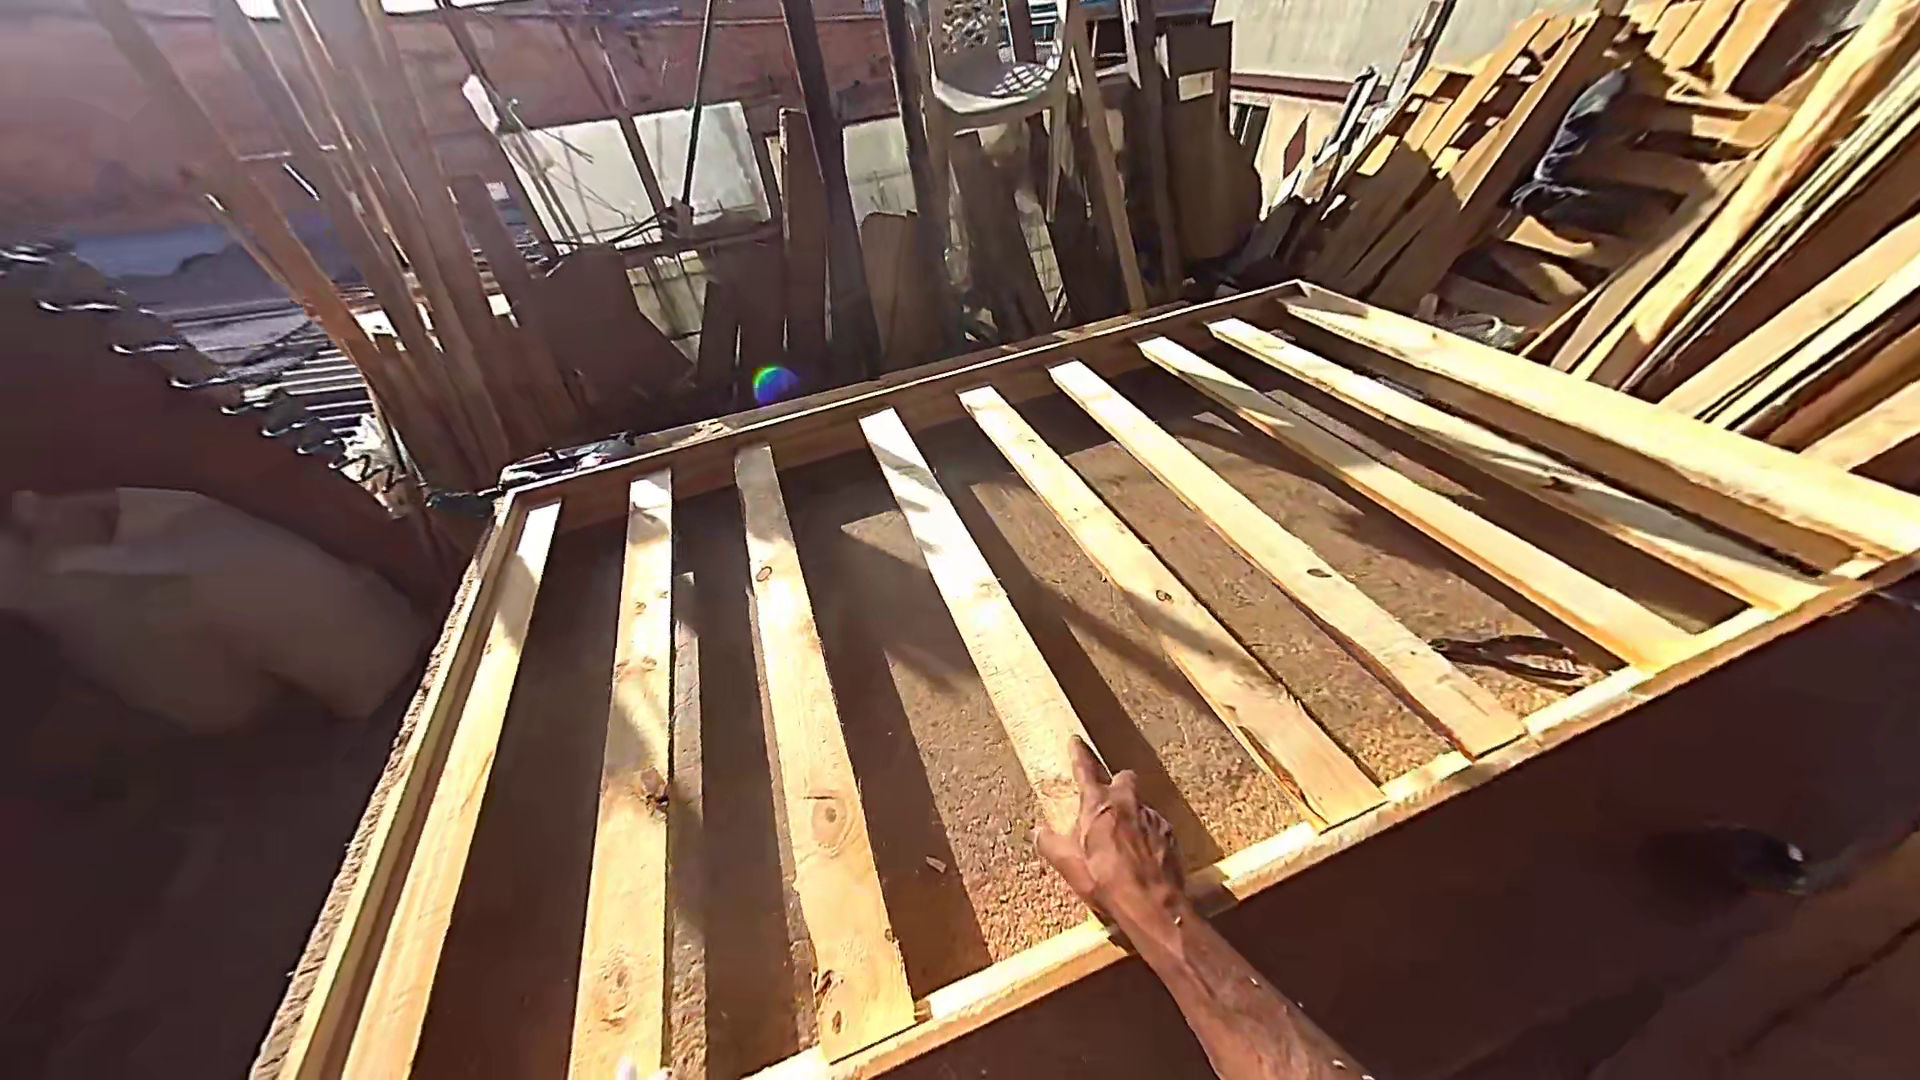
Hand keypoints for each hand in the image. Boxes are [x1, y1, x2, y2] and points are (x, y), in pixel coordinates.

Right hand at [1035, 737, 1188, 928]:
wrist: (1151, 905)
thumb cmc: (1105, 880)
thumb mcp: (1066, 864)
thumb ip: (1049, 843)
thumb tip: (1039, 832)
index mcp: (1098, 803)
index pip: (1084, 768)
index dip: (1078, 753)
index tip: (1075, 741)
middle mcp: (1126, 802)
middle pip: (1123, 778)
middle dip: (1116, 783)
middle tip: (1108, 801)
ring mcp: (1151, 817)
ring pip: (1140, 804)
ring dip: (1132, 814)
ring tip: (1124, 840)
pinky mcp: (1170, 835)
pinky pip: (1155, 827)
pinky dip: (1147, 835)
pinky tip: (1143, 857)